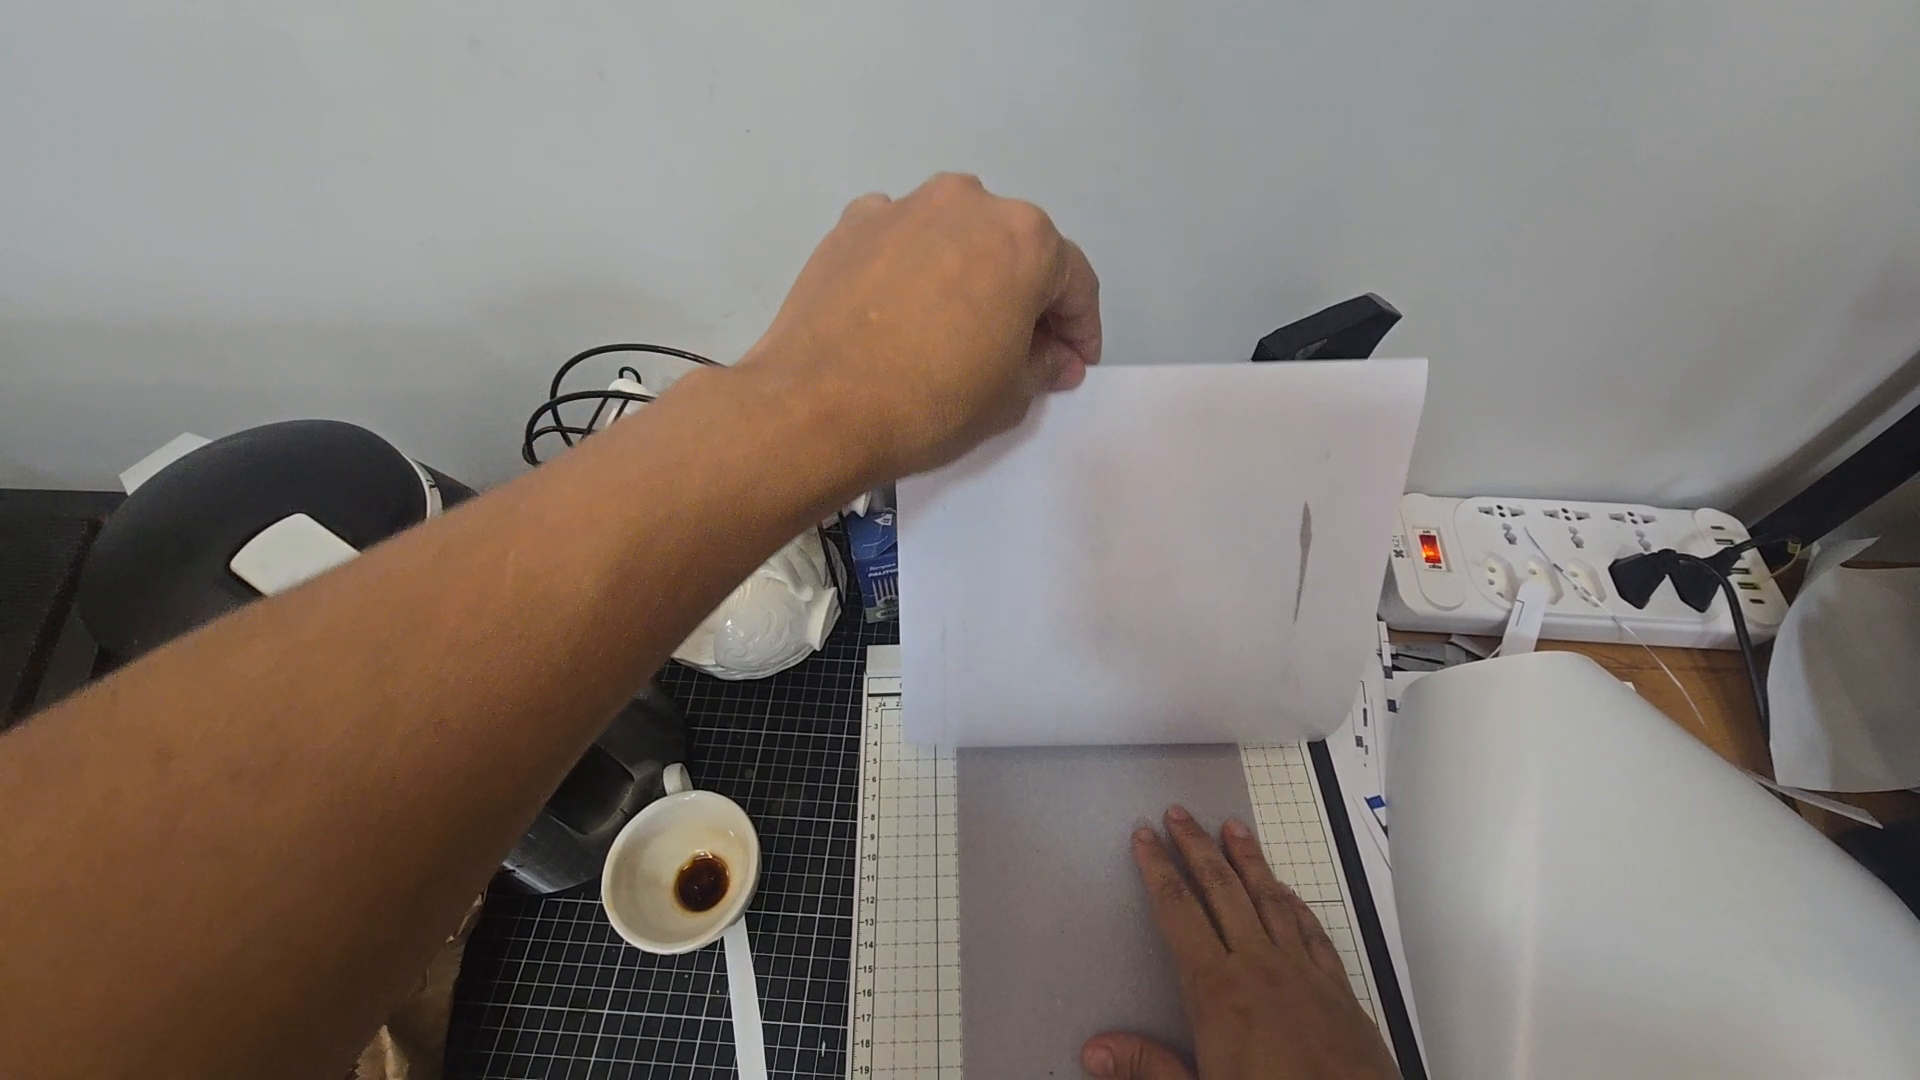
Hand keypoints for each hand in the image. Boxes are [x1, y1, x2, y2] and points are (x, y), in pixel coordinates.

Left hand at [740, 172, 1100, 480]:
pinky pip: (902, 244)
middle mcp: (967, 202)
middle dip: (1027, 300)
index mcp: (1024, 237)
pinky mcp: (850, 226)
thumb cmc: (932, 403)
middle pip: (1015, 251)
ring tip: (958, 330)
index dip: (1081, 329)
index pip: (1074, 281)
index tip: (1075, 363)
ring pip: (956, 239)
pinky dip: (914, 270)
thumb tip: (1055, 357)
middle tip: (1021, 352)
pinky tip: (903, 313)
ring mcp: (902, 207)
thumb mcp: (1010, 396)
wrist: (817, 406)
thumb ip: (1044, 365)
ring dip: (971, 277)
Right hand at [1083, 807, 1400, 1079]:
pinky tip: (1287, 890)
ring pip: (1269, 898)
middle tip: (1179, 813)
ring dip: (1248, 858)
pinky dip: (1296, 904)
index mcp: (1217, 989)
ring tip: (1234, 827)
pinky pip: (1313, 931)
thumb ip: (1148, 1066)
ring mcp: (1302, 973)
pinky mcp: (1339, 990)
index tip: (1144, 837)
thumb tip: (1094, 1051)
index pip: (1178, 910)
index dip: (1157, 869)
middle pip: (1221, 889)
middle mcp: (1258, 966)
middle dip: (1196, 847)